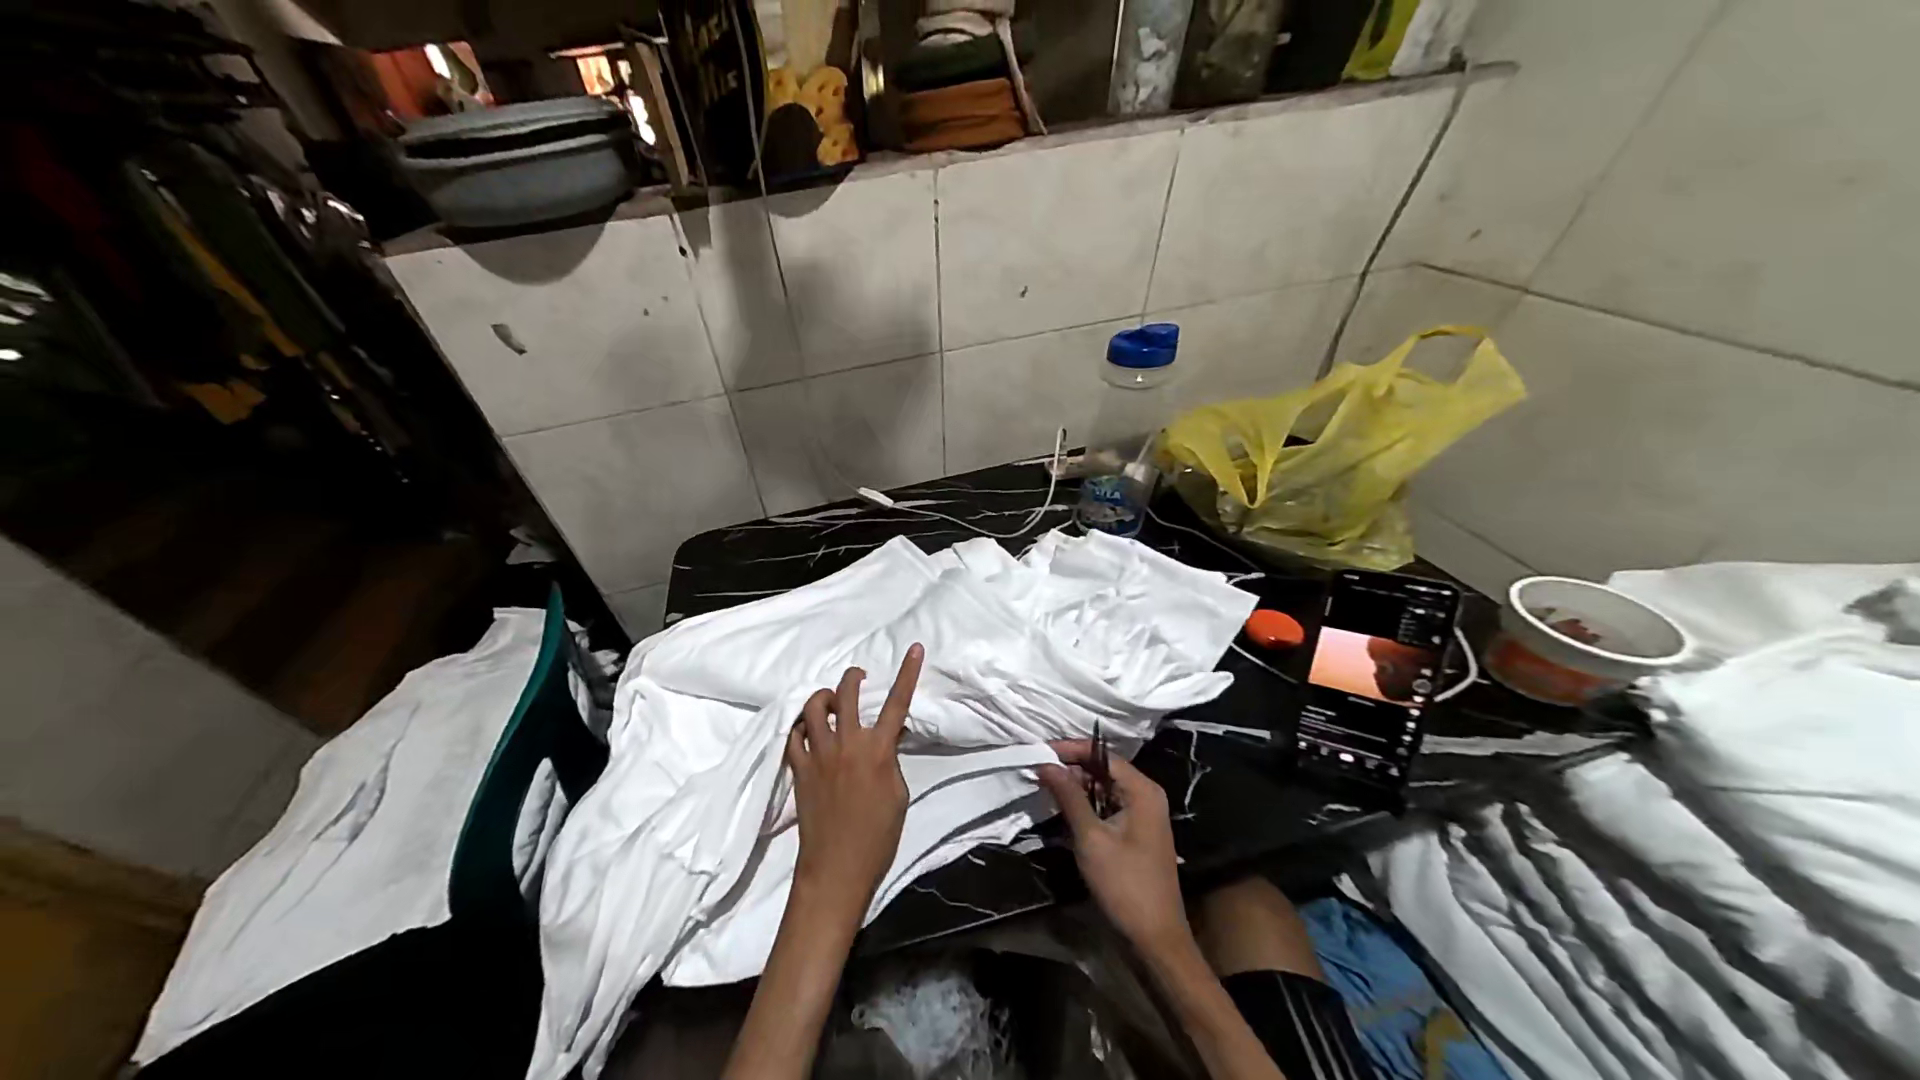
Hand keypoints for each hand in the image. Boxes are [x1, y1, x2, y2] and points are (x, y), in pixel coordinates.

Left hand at [785, 645, 924, 922]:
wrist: (837, 868)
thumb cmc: (878, 836)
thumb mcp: (898, 795)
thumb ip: (893, 760)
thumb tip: (890, 736)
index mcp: (878, 750)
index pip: (897, 703)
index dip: (908, 673)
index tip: (915, 648)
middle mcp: (847, 744)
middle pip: (846, 695)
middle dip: (853, 677)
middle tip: (858, 677)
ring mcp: (818, 755)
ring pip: (813, 709)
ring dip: (823, 697)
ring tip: (829, 701)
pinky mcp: (798, 769)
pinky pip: (794, 736)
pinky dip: (801, 727)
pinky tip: (808, 731)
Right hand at [1038, 739, 1191, 957]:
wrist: (1155, 938)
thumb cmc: (1124, 885)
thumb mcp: (1091, 838)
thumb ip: (1069, 796)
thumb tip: (1047, 763)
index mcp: (1142, 790)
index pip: (1103, 755)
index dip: (1070, 750)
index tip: (1040, 751)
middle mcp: (1146, 796)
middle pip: (1103, 770)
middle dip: (1071, 769)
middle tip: (1037, 770)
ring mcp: (1142, 815)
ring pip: (1103, 789)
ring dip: (1076, 788)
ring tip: (1043, 787)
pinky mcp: (1135, 833)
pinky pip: (1107, 807)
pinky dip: (1085, 806)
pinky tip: (1062, 810)